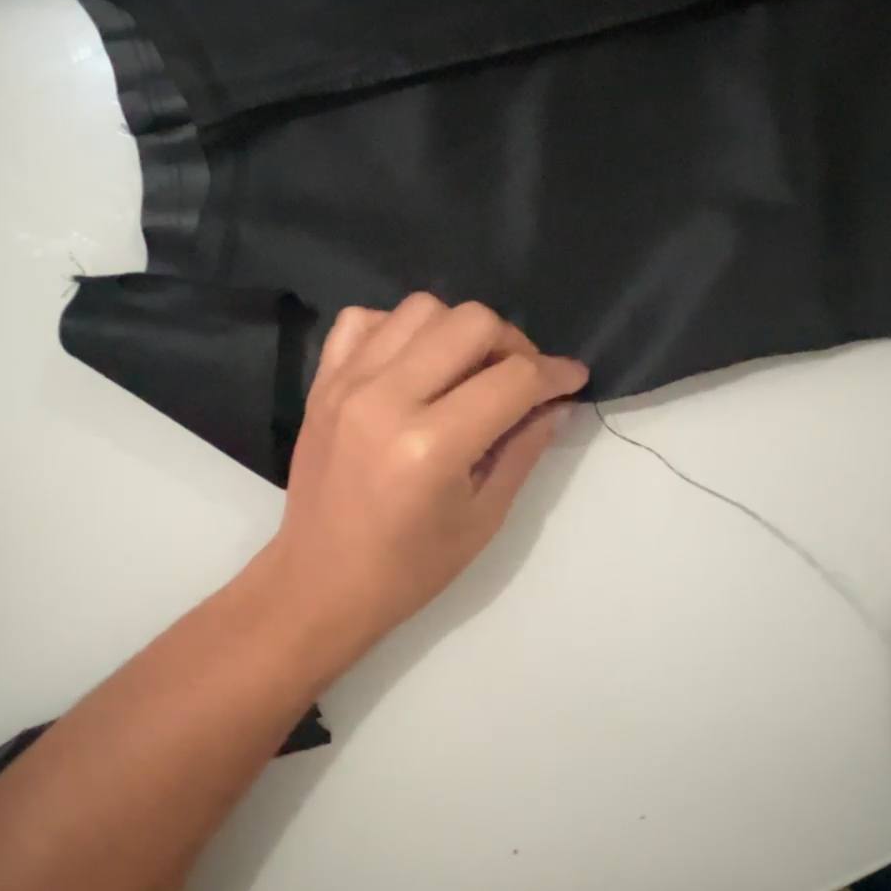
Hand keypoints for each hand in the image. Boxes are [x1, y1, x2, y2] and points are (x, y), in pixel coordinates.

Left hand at [261, 293, 587, 654]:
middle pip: (471, 322)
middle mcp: (386, 399)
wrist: (318, 582)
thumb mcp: (483, 518)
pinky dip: (398, 329)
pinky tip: (413, 363)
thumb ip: (524, 450)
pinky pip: (364, 319)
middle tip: (521, 377)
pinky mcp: (322, 381)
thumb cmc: (408, 568)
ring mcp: (347, 383)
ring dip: (459, 330)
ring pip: (421, 308)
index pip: (513, 378)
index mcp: (431, 446)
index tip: (572, 378)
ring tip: (468, 369)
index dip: (556, 373)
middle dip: (514, 342)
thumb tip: (558, 402)